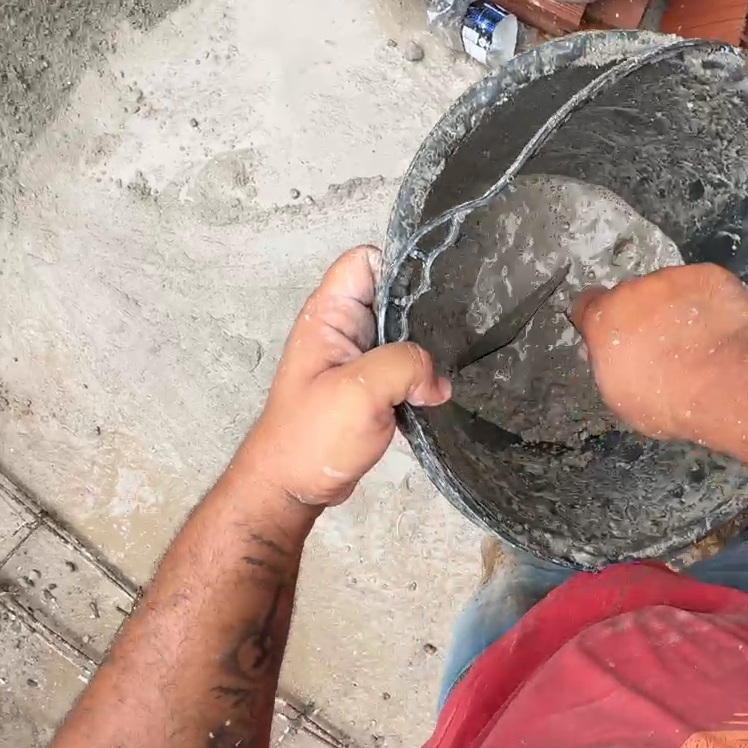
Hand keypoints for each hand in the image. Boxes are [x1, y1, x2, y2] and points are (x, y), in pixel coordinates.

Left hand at [236, 246, 450, 506]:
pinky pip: (407, 369)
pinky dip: (423, 380)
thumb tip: (439, 381)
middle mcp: (345, 330)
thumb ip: (406, 366)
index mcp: (330, 315)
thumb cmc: (311, 437)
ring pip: (405, 335)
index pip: (366, 261)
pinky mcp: (373, 387)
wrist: (294, 487)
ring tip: (448, 366)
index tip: (434, 292)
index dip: (400, 266)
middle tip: (452, 334)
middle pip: (394, 297)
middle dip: (424, 313)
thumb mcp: (361, 391)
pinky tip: (436, 393)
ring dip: (427, 352)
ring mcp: (359, 359)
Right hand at [570, 263, 747, 442]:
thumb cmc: (667, 400)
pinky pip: (701, 286)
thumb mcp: (620, 395)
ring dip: (675, 308)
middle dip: (641, 316)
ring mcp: (672, 278)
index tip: (612, 336)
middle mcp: (632, 290)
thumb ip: (607, 364)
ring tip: (695, 340)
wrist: (723, 383)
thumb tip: (604, 355)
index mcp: (603, 319)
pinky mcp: (708, 275)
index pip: (586, 305)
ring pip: (668, 289)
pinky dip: (707, 302)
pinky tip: (717, 329)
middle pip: (630, 297)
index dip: (598, 320)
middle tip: (661, 347)